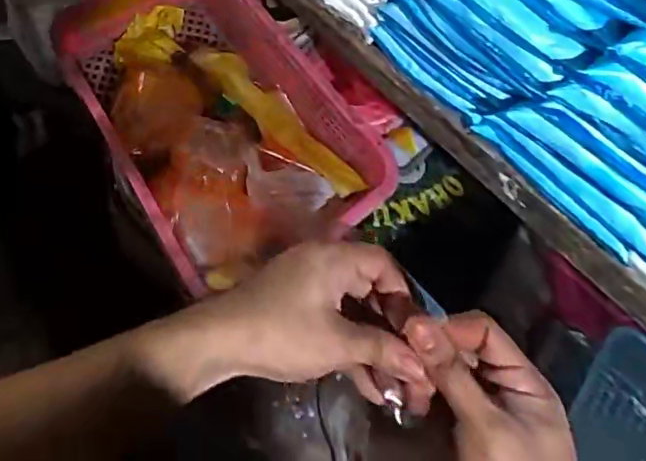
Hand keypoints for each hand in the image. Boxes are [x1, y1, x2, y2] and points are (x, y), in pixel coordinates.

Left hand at [146, 242, 433, 411]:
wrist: (225, 338)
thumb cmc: (283, 332)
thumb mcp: (336, 343)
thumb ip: (380, 349)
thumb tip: (420, 366)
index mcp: (333, 258)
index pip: (383, 263)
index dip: (405, 297)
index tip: (417, 334)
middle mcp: (324, 262)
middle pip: (372, 287)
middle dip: (393, 329)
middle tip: (413, 365)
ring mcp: (311, 283)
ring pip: (355, 308)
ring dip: (375, 345)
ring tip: (397, 388)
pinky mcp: (300, 304)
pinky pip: (336, 318)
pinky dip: (352, 345)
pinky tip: (371, 386)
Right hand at [404, 313, 573, 460]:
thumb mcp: (486, 427)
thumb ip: (452, 373)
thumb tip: (416, 320)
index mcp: (526, 382)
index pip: (483, 331)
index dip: (450, 328)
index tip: (415, 336)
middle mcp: (506, 386)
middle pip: (463, 347)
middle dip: (432, 353)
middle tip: (407, 366)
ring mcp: (486, 406)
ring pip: (447, 368)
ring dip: (425, 373)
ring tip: (409, 389)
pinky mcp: (465, 424)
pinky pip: (441, 391)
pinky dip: (425, 391)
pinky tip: (412, 401)